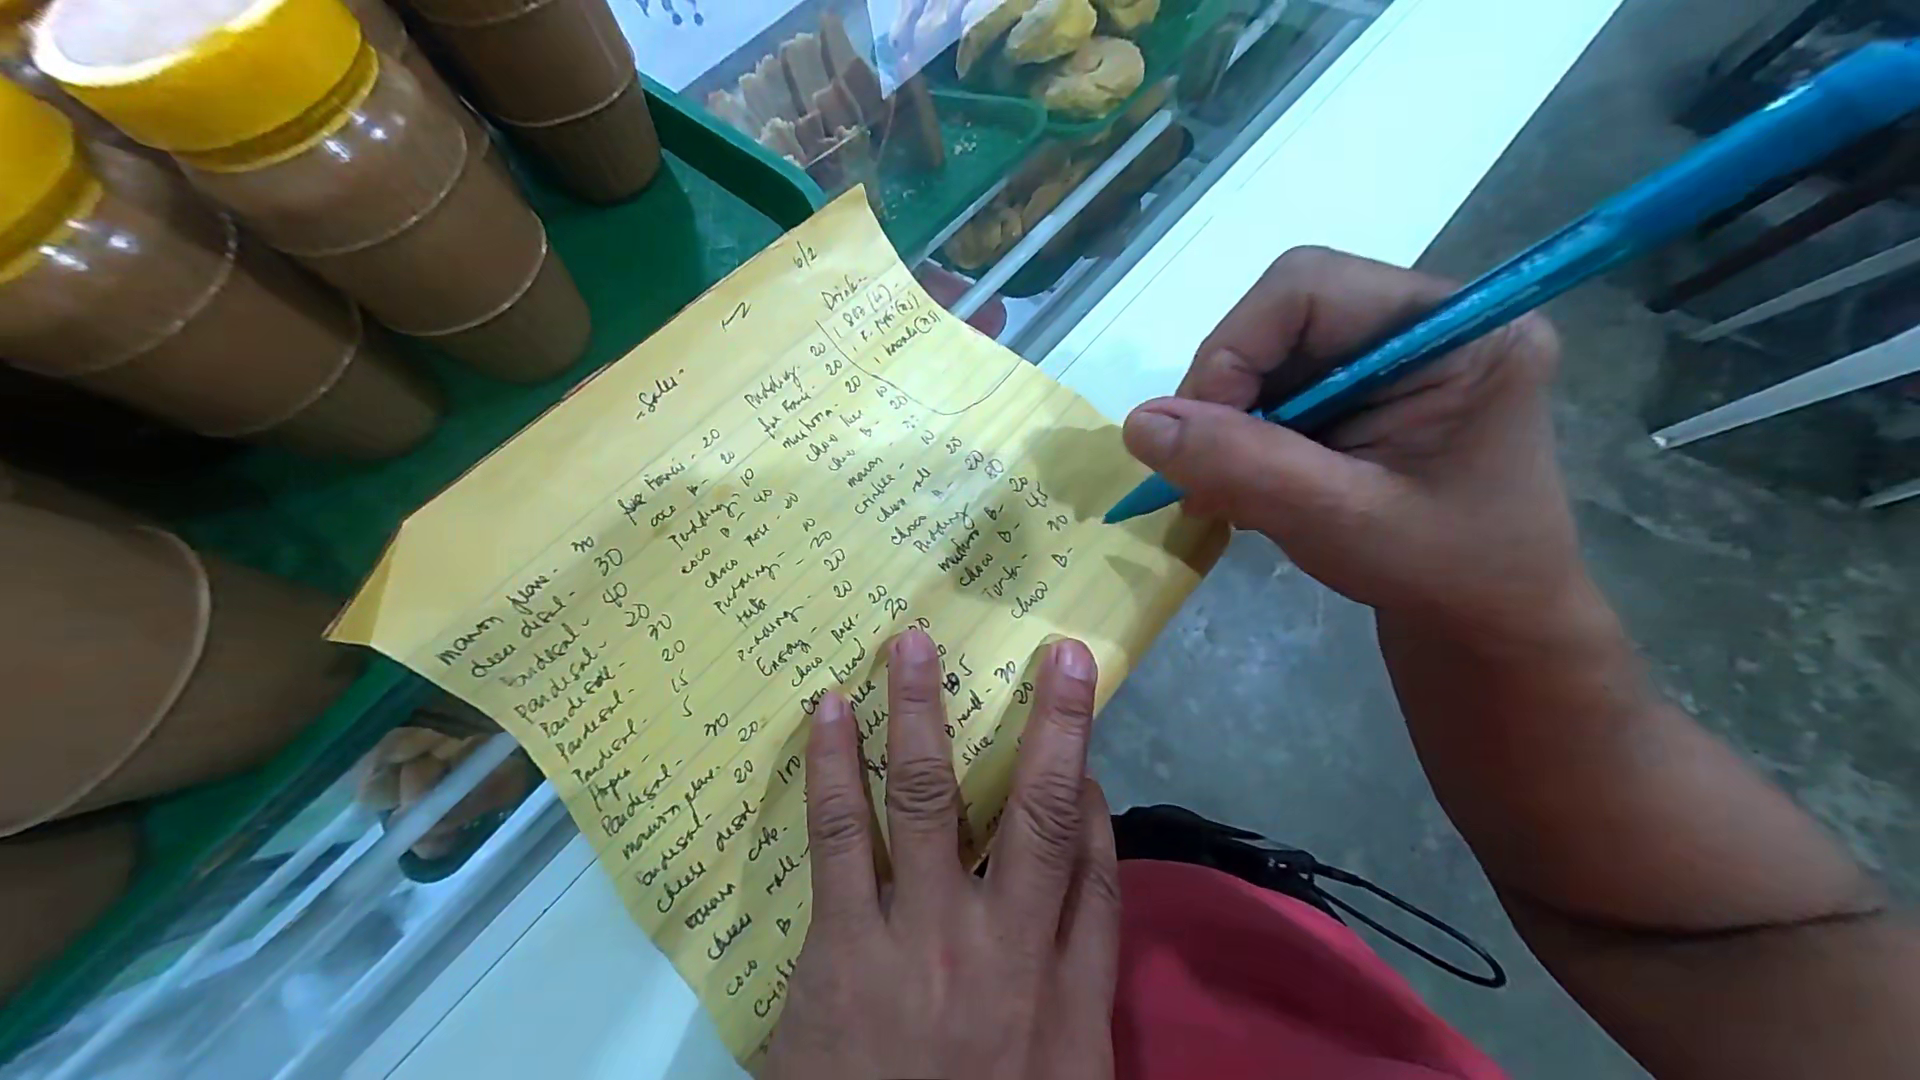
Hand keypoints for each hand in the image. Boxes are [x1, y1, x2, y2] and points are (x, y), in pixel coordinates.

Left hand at [764, 628, 1117, 1079]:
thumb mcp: (1063, 1072)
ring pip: (932, 796)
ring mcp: (920, 940)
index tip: (1072, 734)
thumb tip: (1076, 852)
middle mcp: (1006, 947)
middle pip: (1038, 809)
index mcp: (1067, 990)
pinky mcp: (842, 949)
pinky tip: (833, 711)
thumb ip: (1078, 965)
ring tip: (911, 643)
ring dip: (923, 711)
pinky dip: (838, 765)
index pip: (1092, 862)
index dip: (1086, 787)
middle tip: (1059, 653)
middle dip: (1054, 723)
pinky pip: (842, 833)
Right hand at [1120, 247, 1583, 641]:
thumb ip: (1240, 465)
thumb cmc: (1436, 570)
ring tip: (1222, 490)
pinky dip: (1237, 437)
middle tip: (1204, 470)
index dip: (1233, 351)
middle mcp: (1420, 325)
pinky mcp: (1360, 392)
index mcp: (1453, 332)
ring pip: (1262, 356)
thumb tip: (1139, 424)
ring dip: (1225, 422)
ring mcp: (1387, 358)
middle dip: (1224, 393)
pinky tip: (1243, 484)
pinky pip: (1270, 389)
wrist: (1481, 617)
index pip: (1306, 288)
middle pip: (1277, 318)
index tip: (1202, 437)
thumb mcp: (1335, 518)